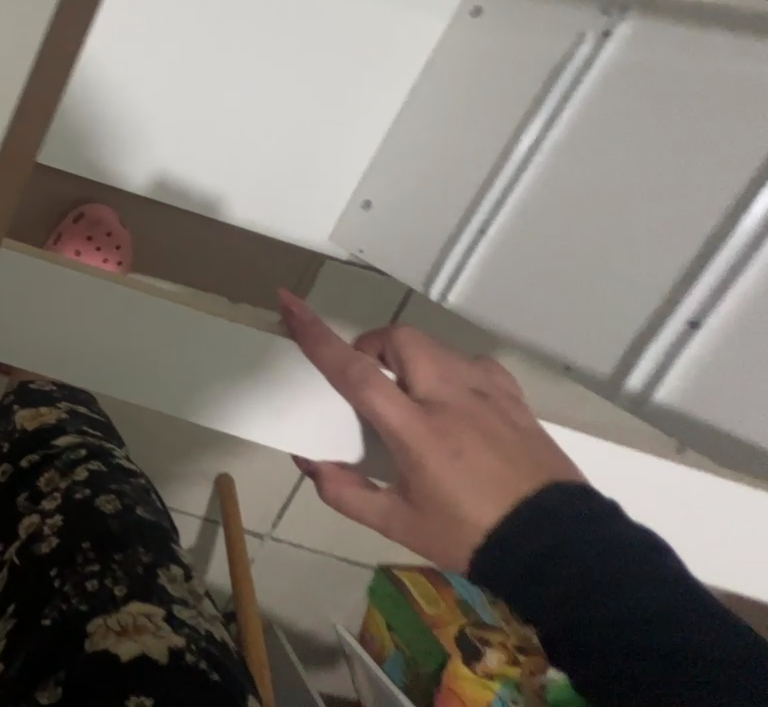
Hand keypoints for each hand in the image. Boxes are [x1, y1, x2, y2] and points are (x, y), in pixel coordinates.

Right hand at [278, 291, 585, 571]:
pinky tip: (452, 396)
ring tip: (408, 390)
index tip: (289, 301)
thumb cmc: (473, 536)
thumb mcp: (398, 525)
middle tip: (368, 380)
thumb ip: (345, 492)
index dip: (316, 334)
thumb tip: (309, 461)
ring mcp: (491, 398)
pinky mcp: (518, 404)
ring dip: (409, 357)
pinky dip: (451, 369)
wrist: (569, 555)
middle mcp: (450, 401)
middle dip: (372, 347)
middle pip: (400, 340)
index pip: (354, 370)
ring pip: (436, 347)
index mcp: (415, 430)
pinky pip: (475, 364)